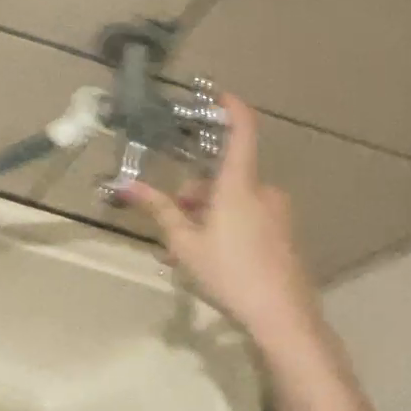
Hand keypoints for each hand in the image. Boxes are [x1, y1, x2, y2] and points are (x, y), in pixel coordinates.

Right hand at [121, 95, 321, 340]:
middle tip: (173, 227)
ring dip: (208, 217)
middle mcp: (263, 192)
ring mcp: (278, 214)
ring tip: (186, 253)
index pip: (242, 133)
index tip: (218, 94)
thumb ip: (159, 210)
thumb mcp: (184, 243)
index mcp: (239, 186)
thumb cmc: (229, 272)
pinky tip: (211, 262)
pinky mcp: (284, 236)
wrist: (282, 316)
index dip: (232, 109)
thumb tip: (126, 185)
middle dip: (195, 196)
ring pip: (234, 203)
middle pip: (224, 179)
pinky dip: (226, 230)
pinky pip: (248, 221)